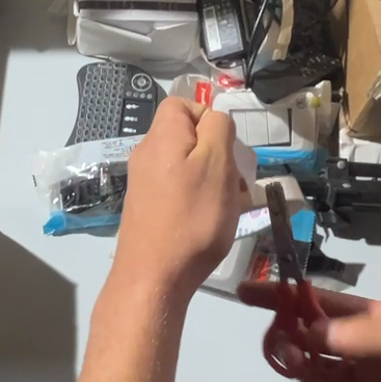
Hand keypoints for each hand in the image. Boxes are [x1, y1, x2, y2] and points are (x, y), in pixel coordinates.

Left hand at [111, 99, 249, 296]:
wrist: (154, 277)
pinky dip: (199, 200)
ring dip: (213, 181)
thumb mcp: (216, 163)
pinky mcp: (147, 208)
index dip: (209, 118)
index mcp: (161, 136)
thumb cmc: (192, 217)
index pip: (182, 104)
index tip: (228, 147)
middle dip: (218, 155)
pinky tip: (212, 223)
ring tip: (230, 206)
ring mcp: (144, 183)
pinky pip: (178, 191)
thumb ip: (217, 129)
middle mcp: (146, 154)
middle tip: (236, 181)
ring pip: (187, 167)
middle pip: (188, 138)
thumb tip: (214, 117)